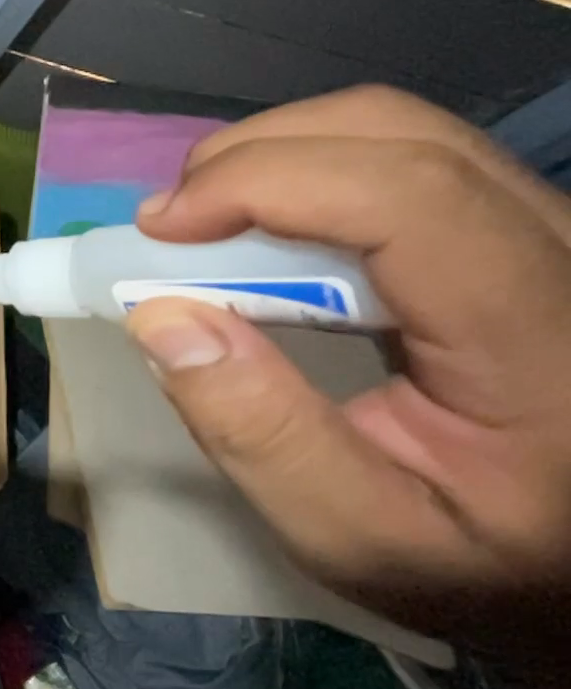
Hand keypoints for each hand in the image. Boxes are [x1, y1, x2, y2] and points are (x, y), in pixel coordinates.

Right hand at [123, 86, 570, 654]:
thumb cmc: (478, 559)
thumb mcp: (353, 534)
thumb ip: (257, 434)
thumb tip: (159, 317)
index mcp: (542, 344)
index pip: (408, 199)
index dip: (264, 183)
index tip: (159, 228)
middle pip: (397, 136)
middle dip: (251, 160)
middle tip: (169, 228)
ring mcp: (556, 236)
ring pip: (398, 129)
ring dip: (273, 160)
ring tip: (206, 227)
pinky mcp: (525, 231)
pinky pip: (403, 157)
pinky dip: (305, 172)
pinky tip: (265, 232)